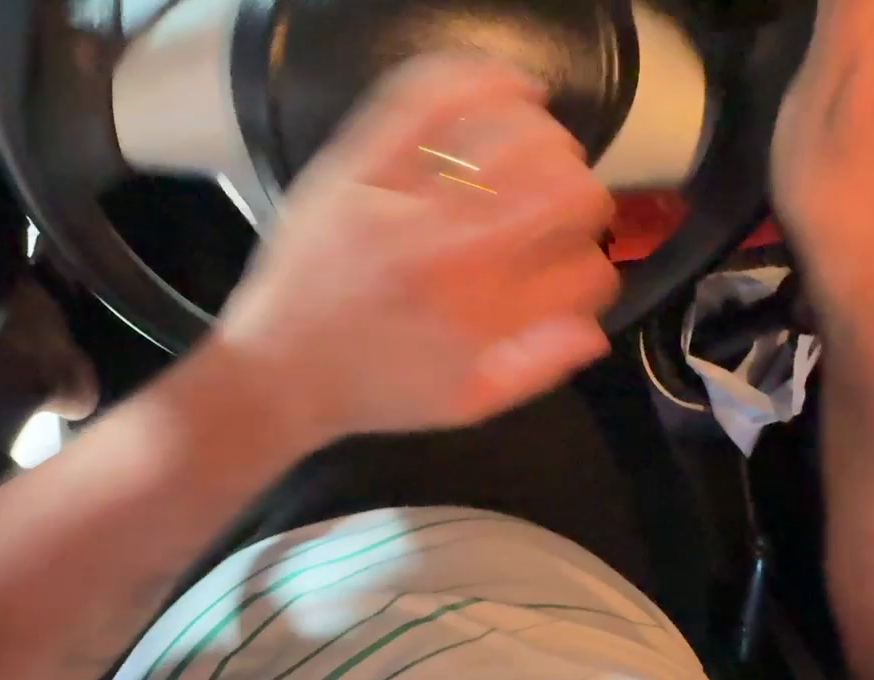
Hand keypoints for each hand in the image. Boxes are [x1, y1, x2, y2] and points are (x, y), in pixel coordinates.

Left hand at [215, 55, 618, 443]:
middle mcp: (454, 254)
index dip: (595, 268)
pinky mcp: (359, 168)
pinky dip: (478, 79)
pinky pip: (429, 95)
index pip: (583, 269)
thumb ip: (533, 369)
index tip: (578, 270)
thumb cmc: (372, 393)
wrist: (277, 374)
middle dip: (584, 202)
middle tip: (563, 212)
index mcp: (483, 317)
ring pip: (516, 137)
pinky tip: (504, 90)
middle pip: (567, 192)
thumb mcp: (460, 405)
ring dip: (548, 145)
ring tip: (540, 160)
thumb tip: (592, 328)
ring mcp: (404, 204)